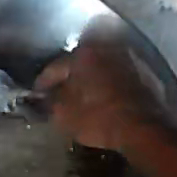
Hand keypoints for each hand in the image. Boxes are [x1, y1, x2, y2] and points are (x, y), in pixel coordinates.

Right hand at [35, 35, 176, 152]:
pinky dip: (103, 83)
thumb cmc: (97, 118)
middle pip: (78, 63)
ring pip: (97, 67)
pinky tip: (98, 97)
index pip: (54, 67)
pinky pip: (113, 75)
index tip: (35, 94)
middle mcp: (104, 49)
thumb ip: (51, 102)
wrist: (140, 128)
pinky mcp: (140, 72)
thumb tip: (45, 97)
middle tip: (57, 92)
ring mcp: (125, 58)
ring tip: (78, 95)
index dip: (42, 83)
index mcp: (82, 55)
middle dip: (66, 77)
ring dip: (87, 79)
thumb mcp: (64, 115)